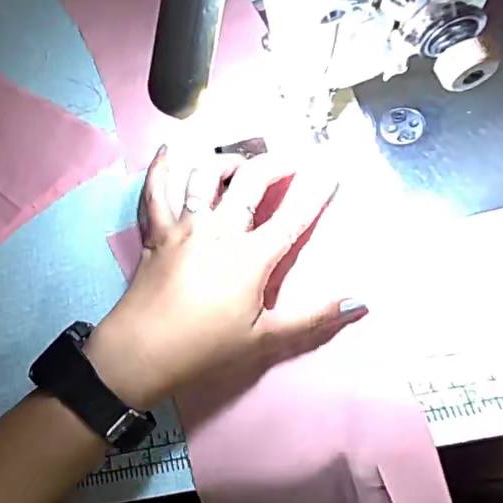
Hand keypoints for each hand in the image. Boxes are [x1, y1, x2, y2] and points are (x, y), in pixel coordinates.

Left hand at [84, 146, 367, 408]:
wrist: (143, 351)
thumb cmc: (206, 348)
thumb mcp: (265, 338)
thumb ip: (313, 317)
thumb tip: (359, 303)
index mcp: (251, 258)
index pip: (292, 217)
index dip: (315, 192)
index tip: (331, 171)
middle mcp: (220, 231)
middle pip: (250, 182)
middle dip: (274, 164)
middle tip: (289, 161)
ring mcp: (185, 227)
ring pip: (205, 176)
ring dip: (226, 163)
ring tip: (240, 164)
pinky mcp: (157, 231)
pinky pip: (156, 190)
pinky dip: (162, 167)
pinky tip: (169, 150)